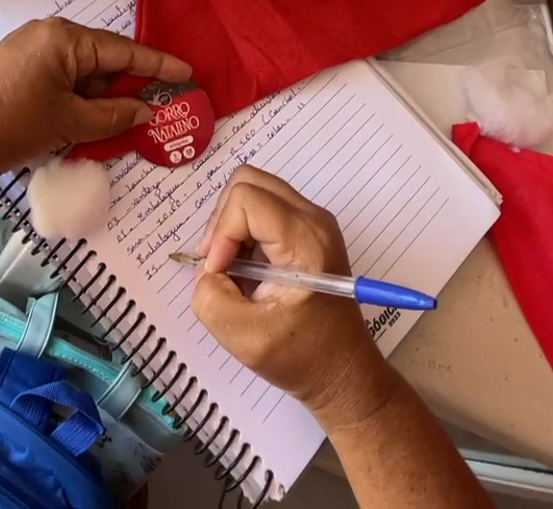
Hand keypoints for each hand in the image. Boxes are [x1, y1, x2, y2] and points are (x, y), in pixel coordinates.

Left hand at [0, 18, 189, 182]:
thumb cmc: (11, 126)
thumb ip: (114, 116)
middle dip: (127, 84)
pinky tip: (88, 121)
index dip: (159, 64)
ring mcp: (28, 50)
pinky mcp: (15, 69)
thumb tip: (146, 111)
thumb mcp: (69, 123)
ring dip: (101, 96)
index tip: (188, 73)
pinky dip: (78, 97)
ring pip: (81, 71)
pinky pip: (61, 78)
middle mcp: (48, 34)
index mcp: (65, 38)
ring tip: (123, 123)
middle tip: (157, 107)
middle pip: (102, 58)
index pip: (124, 49)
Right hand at [190, 167, 393, 426]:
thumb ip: (211, 298)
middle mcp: (314, 219)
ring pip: (253, 188)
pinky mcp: (307, 226)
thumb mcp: (244, 339)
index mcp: (306, 242)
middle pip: (248, 181)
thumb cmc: (302, 357)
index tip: (218, 271)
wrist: (344, 371)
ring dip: (230, 223)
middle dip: (221, 219)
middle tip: (216, 263)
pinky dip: (242, 227)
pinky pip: (262, 204)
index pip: (246, 199)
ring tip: (229, 265)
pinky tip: (244, 264)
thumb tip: (208, 269)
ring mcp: (313, 219)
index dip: (221, 231)